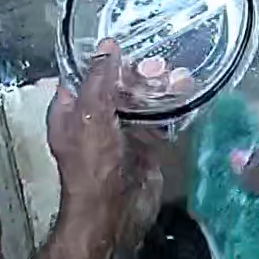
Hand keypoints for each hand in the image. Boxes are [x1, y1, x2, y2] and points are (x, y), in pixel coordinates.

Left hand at [47, 40, 163, 246]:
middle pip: (119, 83)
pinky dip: (172, 104)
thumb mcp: (90, 114)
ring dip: (160, 85)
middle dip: (140, 72)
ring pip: (142, 98)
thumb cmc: (93, 165)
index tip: (129, 43)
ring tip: (179, 78)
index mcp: (72, 109)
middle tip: (159, 67)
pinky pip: (159, 118)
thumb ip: (99, 77)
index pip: (87, 72)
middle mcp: (95, 117)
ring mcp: (122, 132)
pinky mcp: (145, 145)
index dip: (106, 57)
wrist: (114, 216)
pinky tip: (186, 92)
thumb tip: (108, 45)